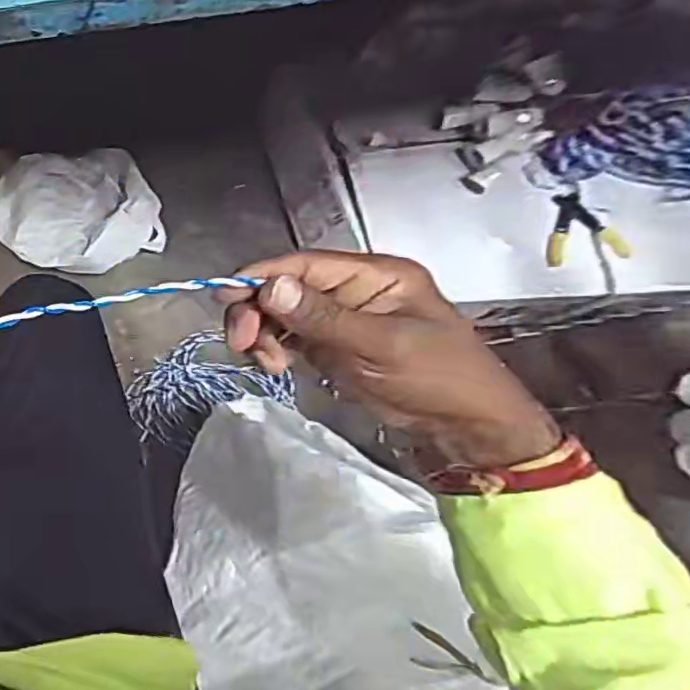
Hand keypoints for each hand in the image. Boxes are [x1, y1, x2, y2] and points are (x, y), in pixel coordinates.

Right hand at [215, 251, 560, 468]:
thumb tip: (271, 287)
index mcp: (374, 276)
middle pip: (282, 288)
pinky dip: (270, 349)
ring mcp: (336, 317)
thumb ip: (322, 316)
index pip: (304, 264)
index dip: (261, 276)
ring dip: (260, 335)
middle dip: (255, 312)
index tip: (225, 293)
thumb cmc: (439, 378)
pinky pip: (283, 336)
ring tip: (266, 362)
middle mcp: (350, 290)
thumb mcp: (380, 344)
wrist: (465, 425)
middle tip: (243, 341)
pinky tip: (275, 366)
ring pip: (276, 313)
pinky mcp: (326, 343)